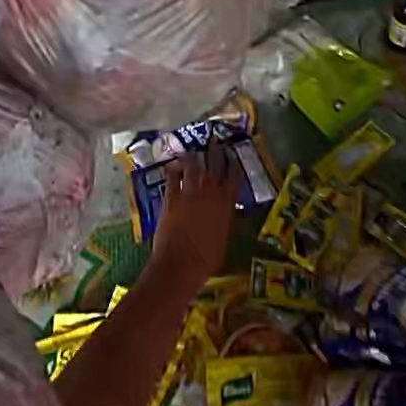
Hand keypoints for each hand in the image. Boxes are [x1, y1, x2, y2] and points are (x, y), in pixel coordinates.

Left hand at [149, 145, 239, 291]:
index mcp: (226, 202)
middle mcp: (210, 192)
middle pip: (215, 166)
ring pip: (193, 167)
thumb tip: (228, 211)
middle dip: (215, 153)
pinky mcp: (171, 198)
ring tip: (193, 150)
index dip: (233, 164)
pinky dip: (173, 170)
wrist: (181, 263)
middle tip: (215, 142)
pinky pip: (173, 178)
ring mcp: (190, 193)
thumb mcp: (225, 237)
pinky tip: (173, 165)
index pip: (234, 176)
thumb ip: (226, 219)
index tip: (233, 154)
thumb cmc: (208, 257)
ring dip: (193, 157)